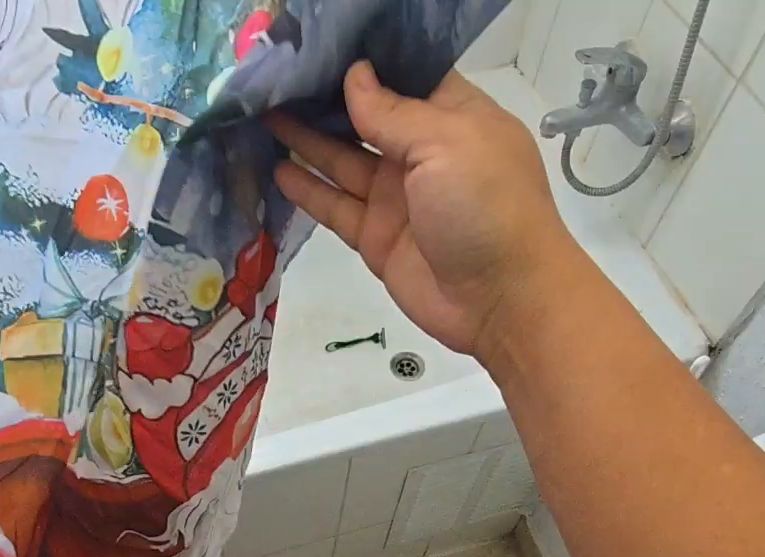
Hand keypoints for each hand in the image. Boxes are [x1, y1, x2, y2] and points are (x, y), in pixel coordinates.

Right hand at [268, 62, 573, 361]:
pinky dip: (308, 190)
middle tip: (278, 79)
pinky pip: (336, 207)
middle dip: (326, 100)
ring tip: (265, 115)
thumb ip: (393, 113)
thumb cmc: (487, 207)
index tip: (318, 48)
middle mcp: (421, 153)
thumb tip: (354, 77)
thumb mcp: (446, 143)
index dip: (364, 64)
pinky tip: (278, 168)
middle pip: (365, 118)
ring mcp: (396, 198)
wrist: (499, 299)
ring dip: (307, 140)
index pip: (402, 78)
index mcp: (451, 117)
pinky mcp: (376, 238)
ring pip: (343, 161)